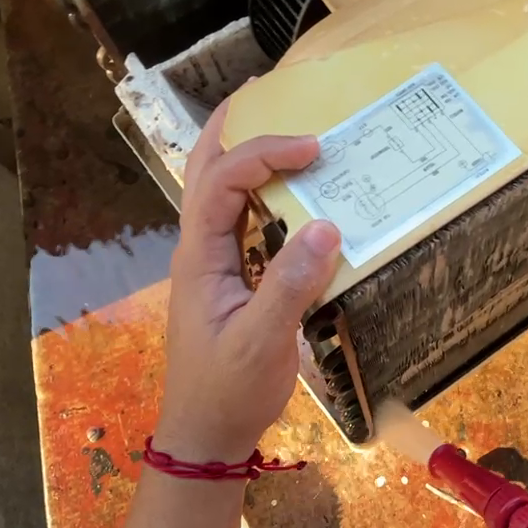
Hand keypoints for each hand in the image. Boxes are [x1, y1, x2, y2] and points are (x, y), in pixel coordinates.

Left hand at [155, 100, 341, 462]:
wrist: (206, 434)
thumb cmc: (229, 390)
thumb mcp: (262, 340)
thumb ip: (290, 285)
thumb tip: (327, 226)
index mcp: (200, 257)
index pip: (222, 183)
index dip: (264, 154)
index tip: (313, 148)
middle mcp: (200, 251)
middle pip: (204, 173)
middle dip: (231, 130)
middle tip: (264, 94)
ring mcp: (212, 266)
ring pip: (219, 195)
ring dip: (244, 157)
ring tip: (278, 130)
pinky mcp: (229, 282)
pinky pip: (242, 224)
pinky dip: (261, 196)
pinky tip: (288, 197)